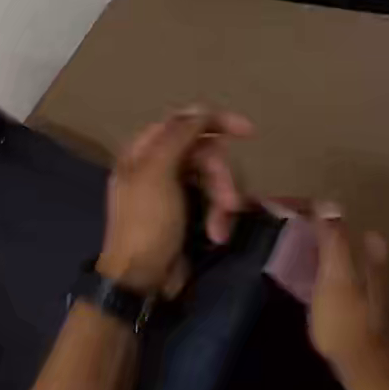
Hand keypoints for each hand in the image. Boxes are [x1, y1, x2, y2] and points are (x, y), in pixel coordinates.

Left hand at [98, 106, 252, 296]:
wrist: (141, 280)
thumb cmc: (146, 224)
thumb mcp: (158, 173)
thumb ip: (179, 135)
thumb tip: (201, 109)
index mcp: (145, 150)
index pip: (184, 121)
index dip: (216, 121)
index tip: (247, 131)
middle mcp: (160, 164)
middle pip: (206, 152)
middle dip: (221, 177)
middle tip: (228, 202)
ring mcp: (176, 189)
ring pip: (215, 178)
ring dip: (223, 202)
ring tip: (219, 226)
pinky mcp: (190, 212)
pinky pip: (215, 201)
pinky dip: (219, 217)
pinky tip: (217, 235)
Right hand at [309, 204, 388, 389]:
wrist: (372, 378)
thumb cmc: (348, 324)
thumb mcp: (334, 276)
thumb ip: (332, 239)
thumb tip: (328, 202)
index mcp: (379, 253)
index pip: (347, 225)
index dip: (322, 223)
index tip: (298, 224)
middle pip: (356, 243)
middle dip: (333, 240)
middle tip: (302, 244)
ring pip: (359, 264)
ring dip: (339, 262)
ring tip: (311, 266)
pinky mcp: (384, 314)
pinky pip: (360, 285)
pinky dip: (345, 283)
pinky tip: (330, 292)